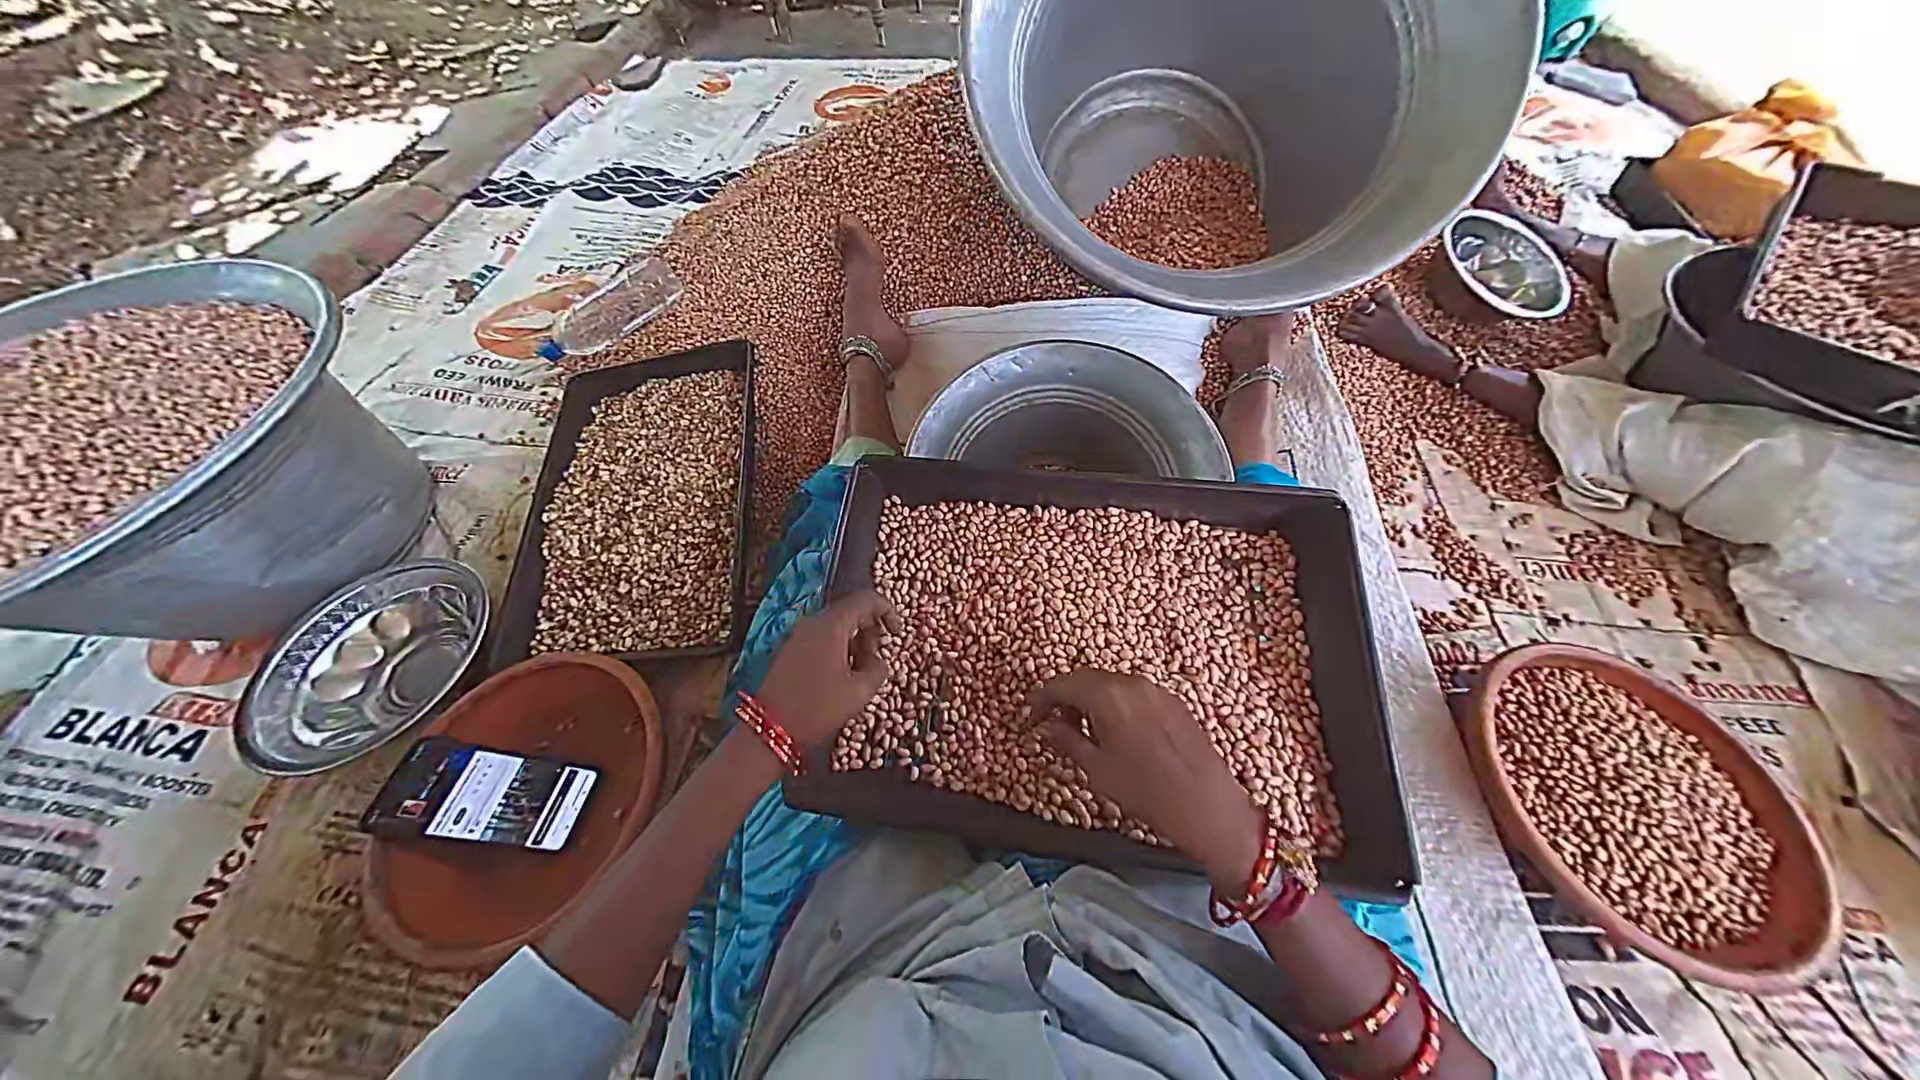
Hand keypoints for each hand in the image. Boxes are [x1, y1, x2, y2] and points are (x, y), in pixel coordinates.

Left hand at [757, 590, 899, 747]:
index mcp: (832, 625)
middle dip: (871, 631)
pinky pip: (822, 639)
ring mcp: (799, 635)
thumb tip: (877, 662)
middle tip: (876, 660)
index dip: (887, 611)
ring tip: (860, 673)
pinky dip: (838, 649)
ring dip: (855, 643)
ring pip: (836, 627)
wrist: (770, 729)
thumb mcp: (859, 692)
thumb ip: (877, 670)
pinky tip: (841, 676)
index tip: (896, 633)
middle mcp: (813, 623)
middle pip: (851, 612)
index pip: (866, 600)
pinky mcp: (791, 650)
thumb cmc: (818, 707)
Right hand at [1029, 669, 1266, 890]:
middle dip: (1065, 697)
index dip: (1042, 697)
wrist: (1207, 806)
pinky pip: (1134, 694)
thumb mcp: (1096, 769)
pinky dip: (1115, 705)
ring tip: (1082, 730)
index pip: (1063, 684)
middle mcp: (1131, 683)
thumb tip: (1048, 726)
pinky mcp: (1173, 702)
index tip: (1029, 712)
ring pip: (1112, 686)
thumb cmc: (1145, 790)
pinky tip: (1114, 731)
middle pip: (1087, 680)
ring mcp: (1156, 690)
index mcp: (1108, 695)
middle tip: (1051, 722)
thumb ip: (1067, 740)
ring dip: (1091, 700)